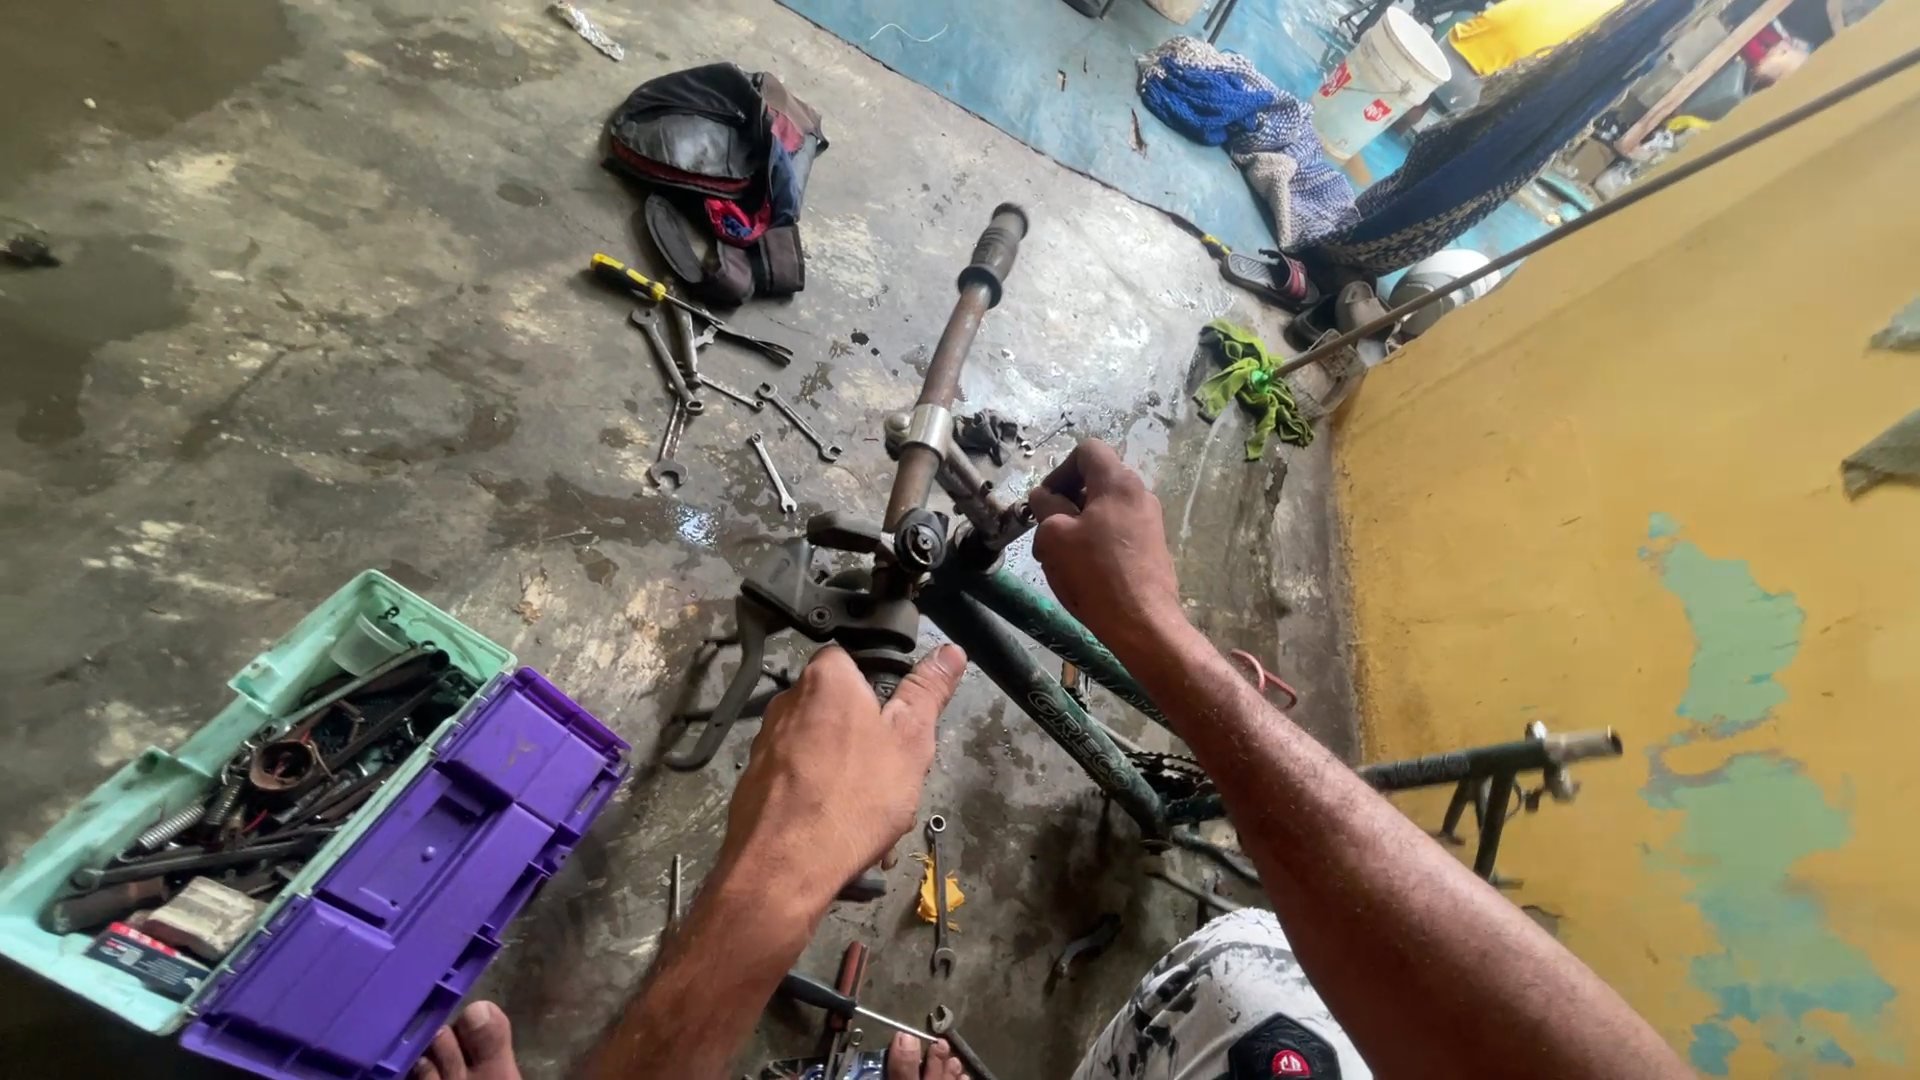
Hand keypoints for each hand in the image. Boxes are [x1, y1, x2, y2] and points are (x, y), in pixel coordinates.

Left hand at [719, 644, 965, 906]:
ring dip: (850, 777)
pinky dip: (823, 800)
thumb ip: (928, 691)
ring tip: (874, 820)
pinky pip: (801, 781)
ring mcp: (766, 744)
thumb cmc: (853, 797)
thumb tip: (949, 652)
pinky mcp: (754, 783)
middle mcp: (787, 702)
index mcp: (825, 679)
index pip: (853, 659)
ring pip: (824, 751)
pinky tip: (843, 834)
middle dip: (870, 743)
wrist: (782, 869)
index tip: (900, 720)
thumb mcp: (910, 740)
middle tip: (894, 779)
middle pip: (840, 710)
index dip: (881, 687)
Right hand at [1027, 439, 1185, 660]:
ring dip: (1077, 525)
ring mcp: (1149, 522)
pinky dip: (1095, 542)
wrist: (1141, 622)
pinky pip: (1117, 531)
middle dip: (1066, 501)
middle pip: (1096, 481)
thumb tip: (1044, 496)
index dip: (1061, 469)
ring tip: (1061, 557)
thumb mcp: (1055, 536)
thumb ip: (1046, 507)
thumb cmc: (1094, 574)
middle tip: (1047, 531)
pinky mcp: (1151, 547)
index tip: (1047, 500)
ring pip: (1104, 509)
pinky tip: (1083, 571)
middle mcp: (1139, 495)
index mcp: (1118, 483)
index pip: (1088, 451)